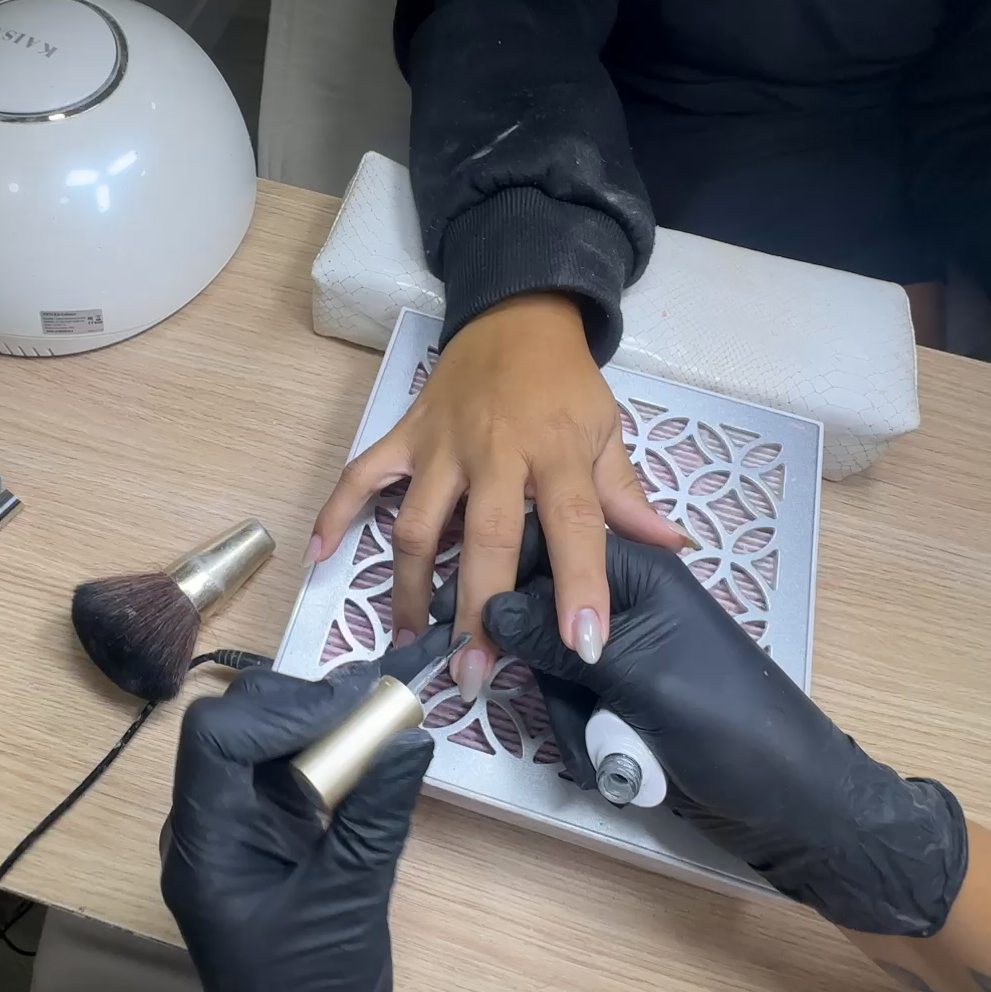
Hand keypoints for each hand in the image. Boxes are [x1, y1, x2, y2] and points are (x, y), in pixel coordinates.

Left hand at [161, 666, 433, 991]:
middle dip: (299, 701)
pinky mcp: (256, 820)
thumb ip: (377, 817)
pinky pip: (277, 756)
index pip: (215, 739)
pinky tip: (356, 736)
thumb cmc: (312, 989)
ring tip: (367, 710)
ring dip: (310, 713)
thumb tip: (411, 736)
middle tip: (366, 702)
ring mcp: (228, 818)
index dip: (280, 710)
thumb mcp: (351, 901)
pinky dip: (318, 737)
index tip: (350, 705)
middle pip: (232, 723)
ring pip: (253, 729)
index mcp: (206, 844)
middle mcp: (205, 819)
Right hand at [309, 292, 683, 701]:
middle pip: (485, 538)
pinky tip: (319, 557)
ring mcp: (440, 445)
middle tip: (473, 674)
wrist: (516, 318)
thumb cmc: (564, 382)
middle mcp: (495, 451)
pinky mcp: (404, 434)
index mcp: (557, 450)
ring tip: (410, 641)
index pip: (574, 524)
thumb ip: (627, 494)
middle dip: (480, 610)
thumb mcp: (607, 428)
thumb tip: (671, 548)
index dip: (581, 586)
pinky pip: (361, 475)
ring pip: (416, 523)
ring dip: (409, 586)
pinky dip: (336, 512)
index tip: (584, 645)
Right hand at [481, 533, 969, 936]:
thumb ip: (556, 638)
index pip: (545, 545)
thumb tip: (484, 607)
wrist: (789, 802)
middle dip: (518, 650)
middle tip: (475, 678)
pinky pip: (565, 690)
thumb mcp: (638, 673)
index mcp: (634, 569)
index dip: (494, 576)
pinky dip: (568, 720)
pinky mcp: (614, 687)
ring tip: (577, 739)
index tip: (447, 613)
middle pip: (535, 603)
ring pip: (545, 654)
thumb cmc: (724, 719)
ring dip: (551, 699)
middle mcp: (619, 597)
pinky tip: (589, 751)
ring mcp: (616, 645)